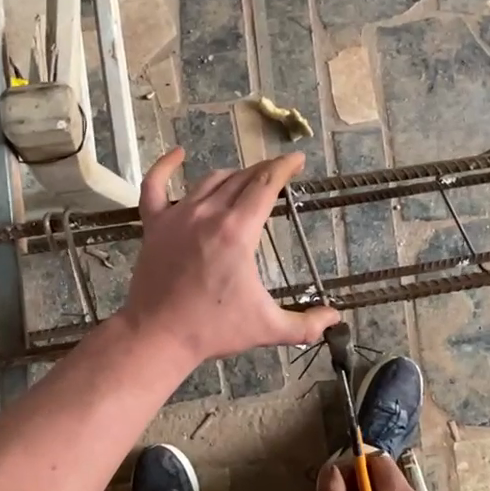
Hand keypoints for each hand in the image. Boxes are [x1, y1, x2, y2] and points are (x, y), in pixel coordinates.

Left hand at [117, 148, 339, 368]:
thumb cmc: (212, 329)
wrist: (157, 336)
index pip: (265, 185)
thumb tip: (335, 319)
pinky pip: (155, 186)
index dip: (284, 167)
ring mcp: (177, 216)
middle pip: (241, 179)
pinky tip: (178, 154)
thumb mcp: (266, 328)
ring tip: (246, 179)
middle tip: (278, 173)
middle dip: (264, 171)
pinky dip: (165, 166)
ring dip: (232, 176)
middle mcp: (208, 215)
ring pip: (210, 181)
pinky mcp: (154, 225)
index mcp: (237, 232)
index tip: (297, 159)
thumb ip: (305, 325)